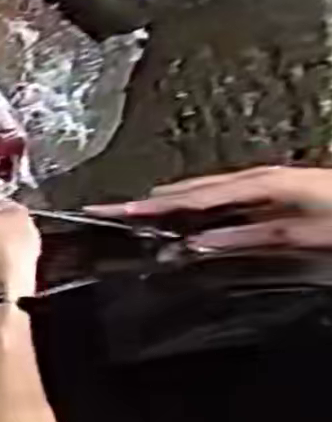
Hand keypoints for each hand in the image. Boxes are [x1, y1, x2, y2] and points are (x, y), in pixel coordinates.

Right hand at [85, 165, 331, 251]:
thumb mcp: (308, 234)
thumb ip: (251, 236)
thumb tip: (198, 242)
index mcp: (275, 185)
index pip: (200, 195)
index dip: (154, 204)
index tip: (113, 209)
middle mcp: (277, 179)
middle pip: (207, 186)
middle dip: (160, 196)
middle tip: (116, 206)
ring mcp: (288, 185)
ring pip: (222, 188)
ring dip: (183, 197)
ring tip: (146, 206)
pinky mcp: (297, 194)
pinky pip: (241, 195)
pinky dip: (210, 202)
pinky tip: (198, 213)